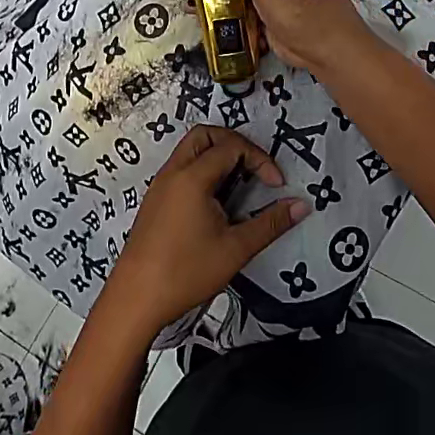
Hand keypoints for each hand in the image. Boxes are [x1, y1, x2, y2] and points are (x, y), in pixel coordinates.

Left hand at [103, 126, 307, 336]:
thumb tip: (299, 206)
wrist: (135, 299)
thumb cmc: (183, 273)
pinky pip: (180, 170)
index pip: (232, 146)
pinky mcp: (155, 201)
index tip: (276, 185)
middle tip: (255, 167)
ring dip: (217, 157)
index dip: (260, 159)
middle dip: (235, 143)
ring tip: (238, 185)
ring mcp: (160, 187)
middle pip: (205, 135)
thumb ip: (270, 223)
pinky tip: (216, 203)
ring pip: (190, 151)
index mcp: (191, 178)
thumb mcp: (236, 248)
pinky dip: (202, 172)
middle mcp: (172, 174)